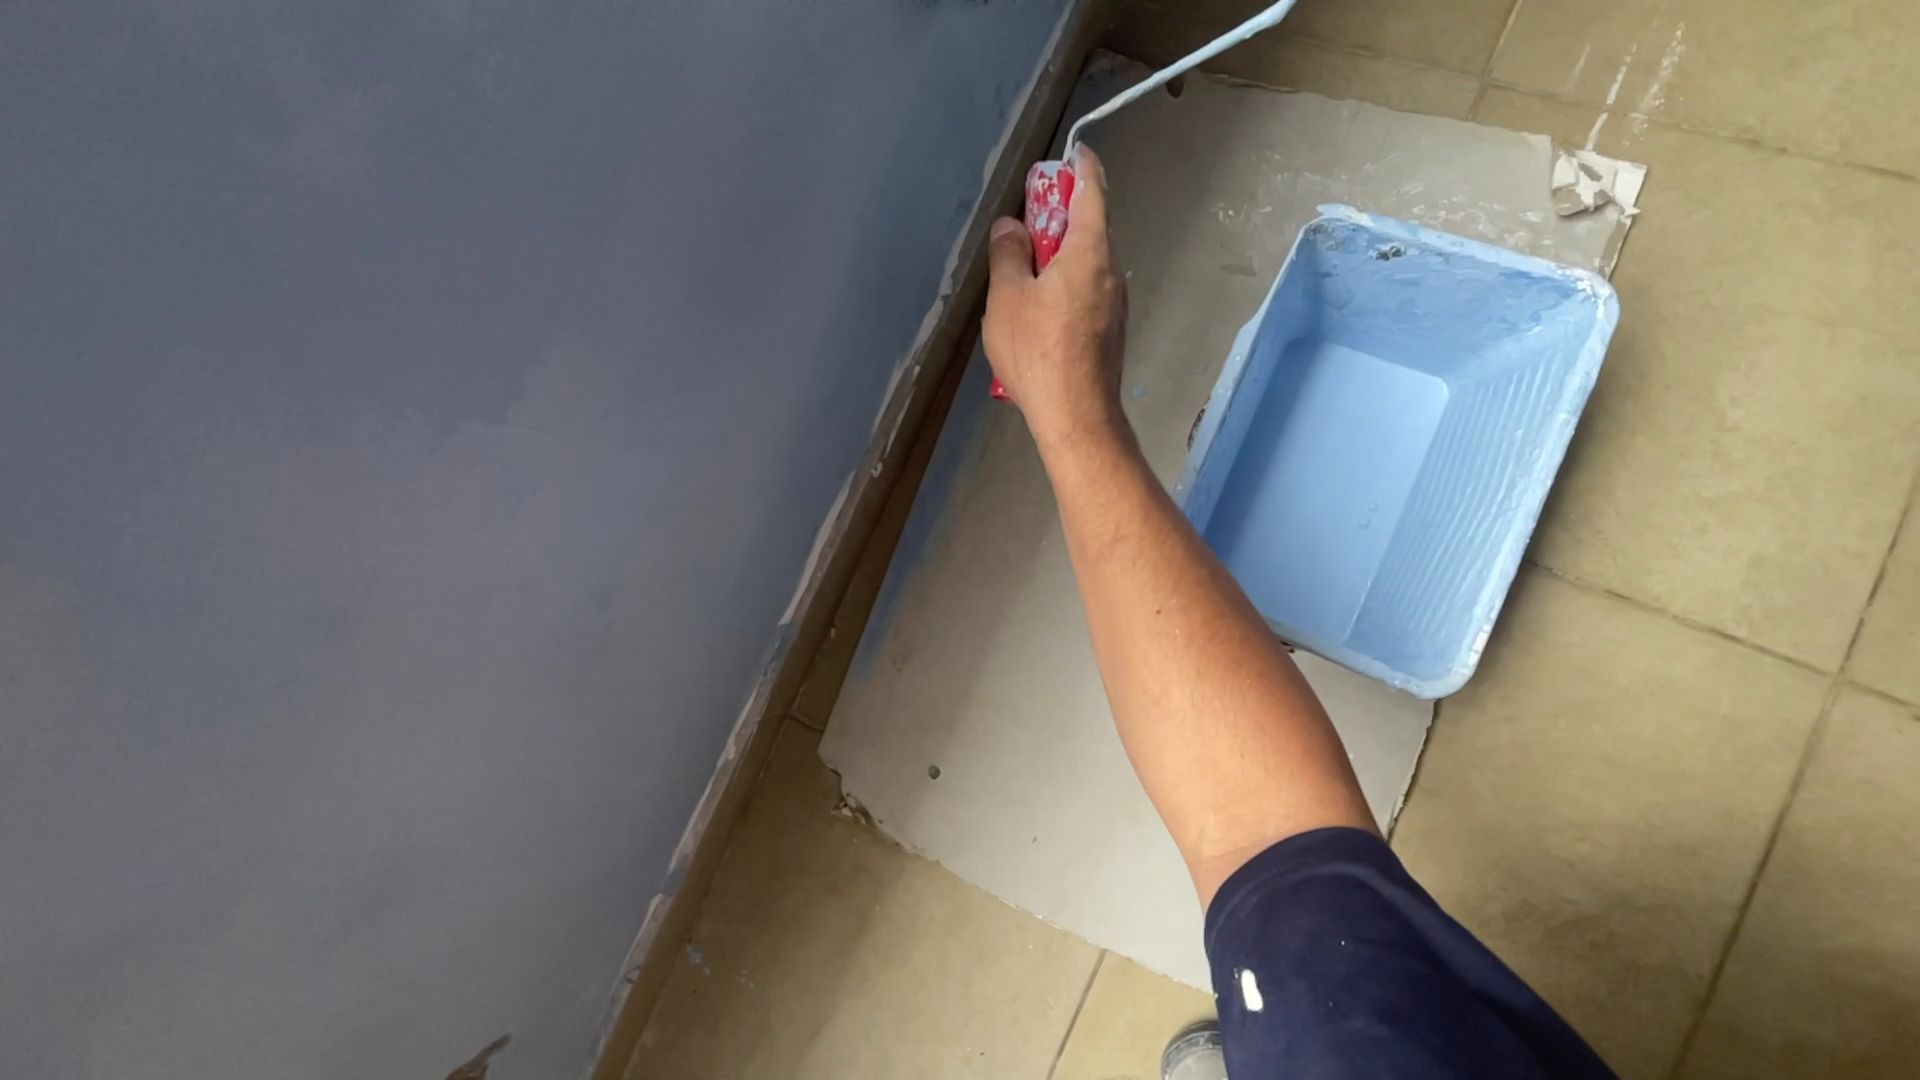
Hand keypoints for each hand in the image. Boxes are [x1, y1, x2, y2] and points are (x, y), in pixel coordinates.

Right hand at [982, 146, 1128, 449]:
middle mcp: (1111, 272)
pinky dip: (1065, 288)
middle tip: (1023, 227)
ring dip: (1058, 259)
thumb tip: (1010, 227)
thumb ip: (1008, 255)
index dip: (1080, 167)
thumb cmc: (1038, 351)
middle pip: (1089, 229)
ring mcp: (1115, 305)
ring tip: (1022, 279)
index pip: (1092, 191)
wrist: (1076, 415)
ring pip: (1087, 266)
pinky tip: (1038, 315)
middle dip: (1058, 220)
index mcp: (1090, 252)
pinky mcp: (1109, 333)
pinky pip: (1086, 294)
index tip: (1069, 154)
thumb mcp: (1007, 298)